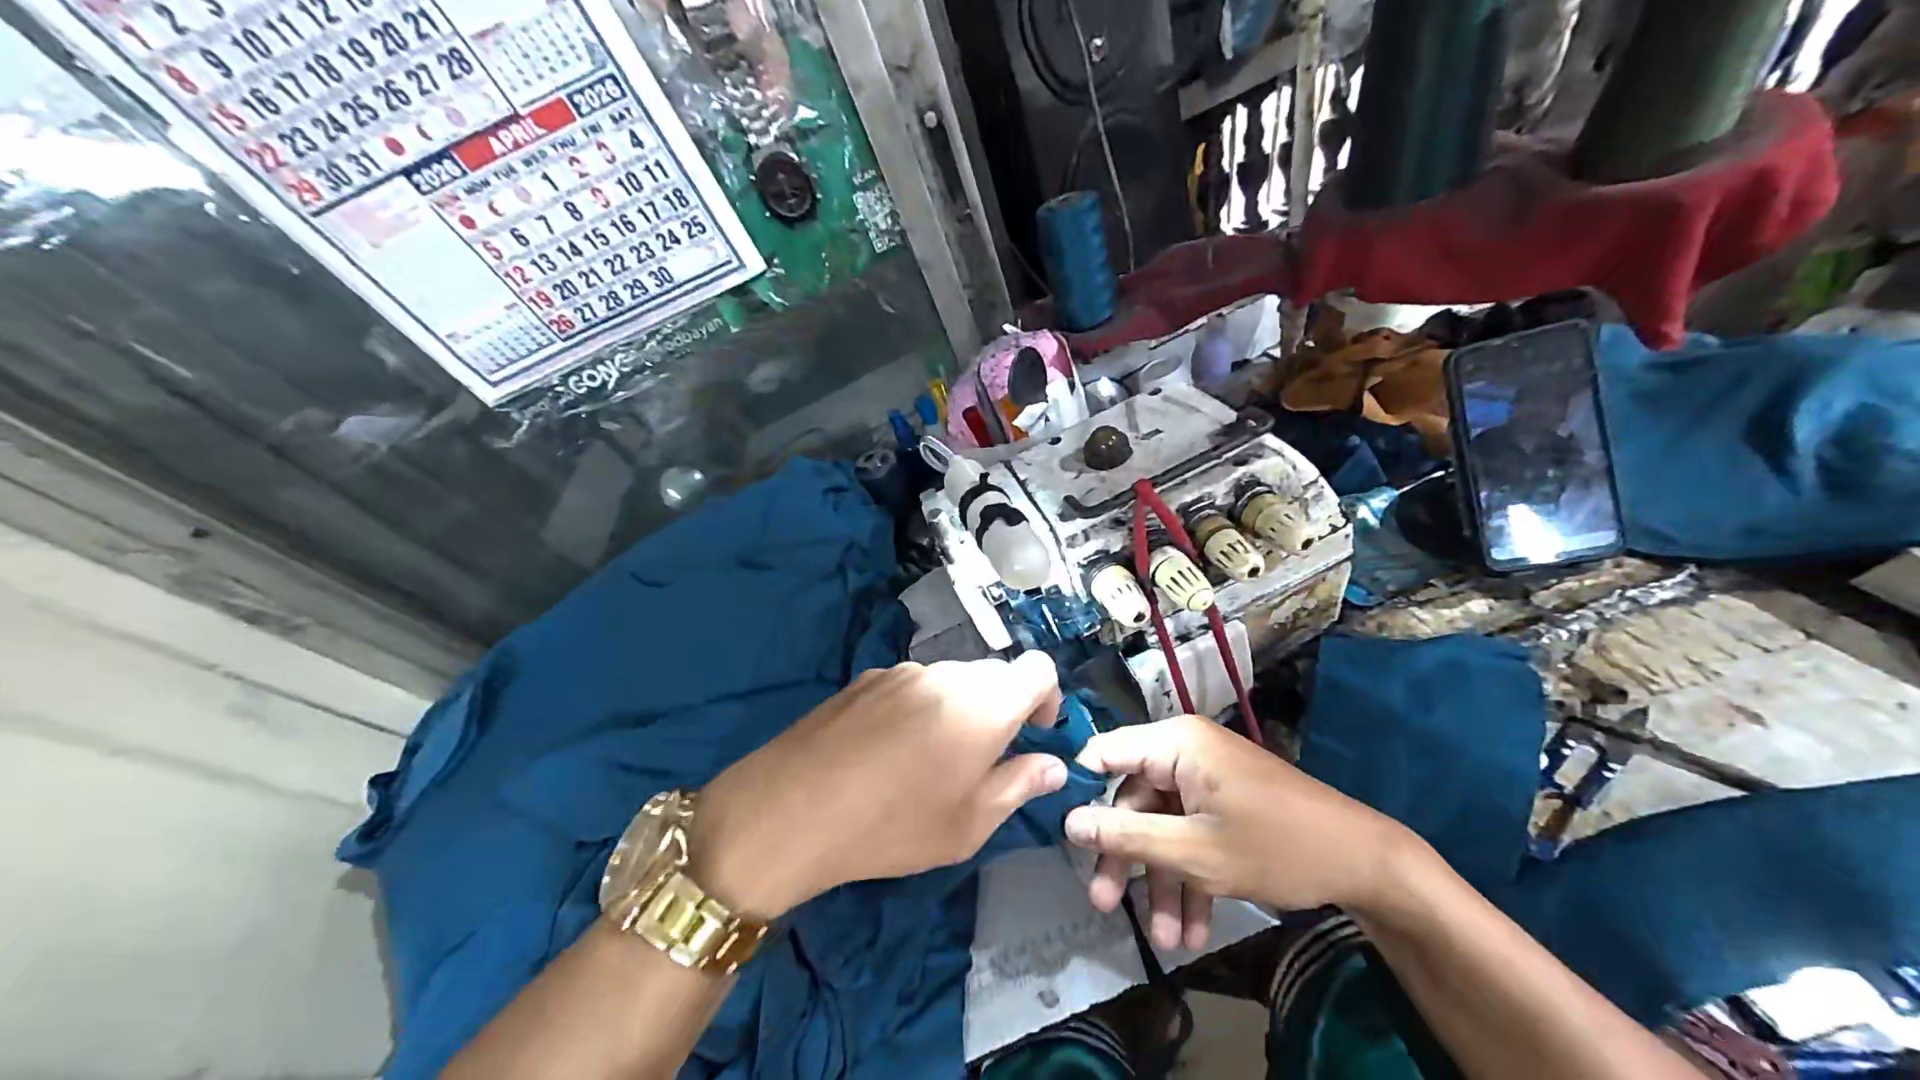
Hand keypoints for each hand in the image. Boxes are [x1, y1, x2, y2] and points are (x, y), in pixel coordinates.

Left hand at [691, 653, 1069, 918]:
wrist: (789, 809)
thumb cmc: (890, 826)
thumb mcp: (967, 825)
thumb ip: (1018, 785)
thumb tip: (1052, 764)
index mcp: (982, 706)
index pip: (1038, 668)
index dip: (1047, 697)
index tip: (1034, 734)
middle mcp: (945, 675)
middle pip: (993, 675)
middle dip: (1002, 710)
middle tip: (981, 761)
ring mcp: (900, 671)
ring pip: (951, 680)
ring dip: (958, 709)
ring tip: (927, 762)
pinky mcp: (864, 678)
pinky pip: (911, 684)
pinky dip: (919, 707)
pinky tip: (887, 751)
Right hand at [1063, 716, 1417, 950]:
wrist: (1365, 864)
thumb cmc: (1275, 847)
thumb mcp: (1194, 851)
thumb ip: (1126, 837)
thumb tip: (1067, 824)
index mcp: (1174, 743)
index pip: (1104, 754)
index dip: (1080, 793)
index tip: (1063, 837)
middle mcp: (1184, 751)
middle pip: (1132, 799)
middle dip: (1124, 857)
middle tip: (1104, 904)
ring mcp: (1206, 778)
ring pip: (1162, 825)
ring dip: (1161, 880)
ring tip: (1165, 938)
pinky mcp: (1223, 802)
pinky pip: (1190, 832)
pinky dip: (1189, 875)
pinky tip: (1193, 928)